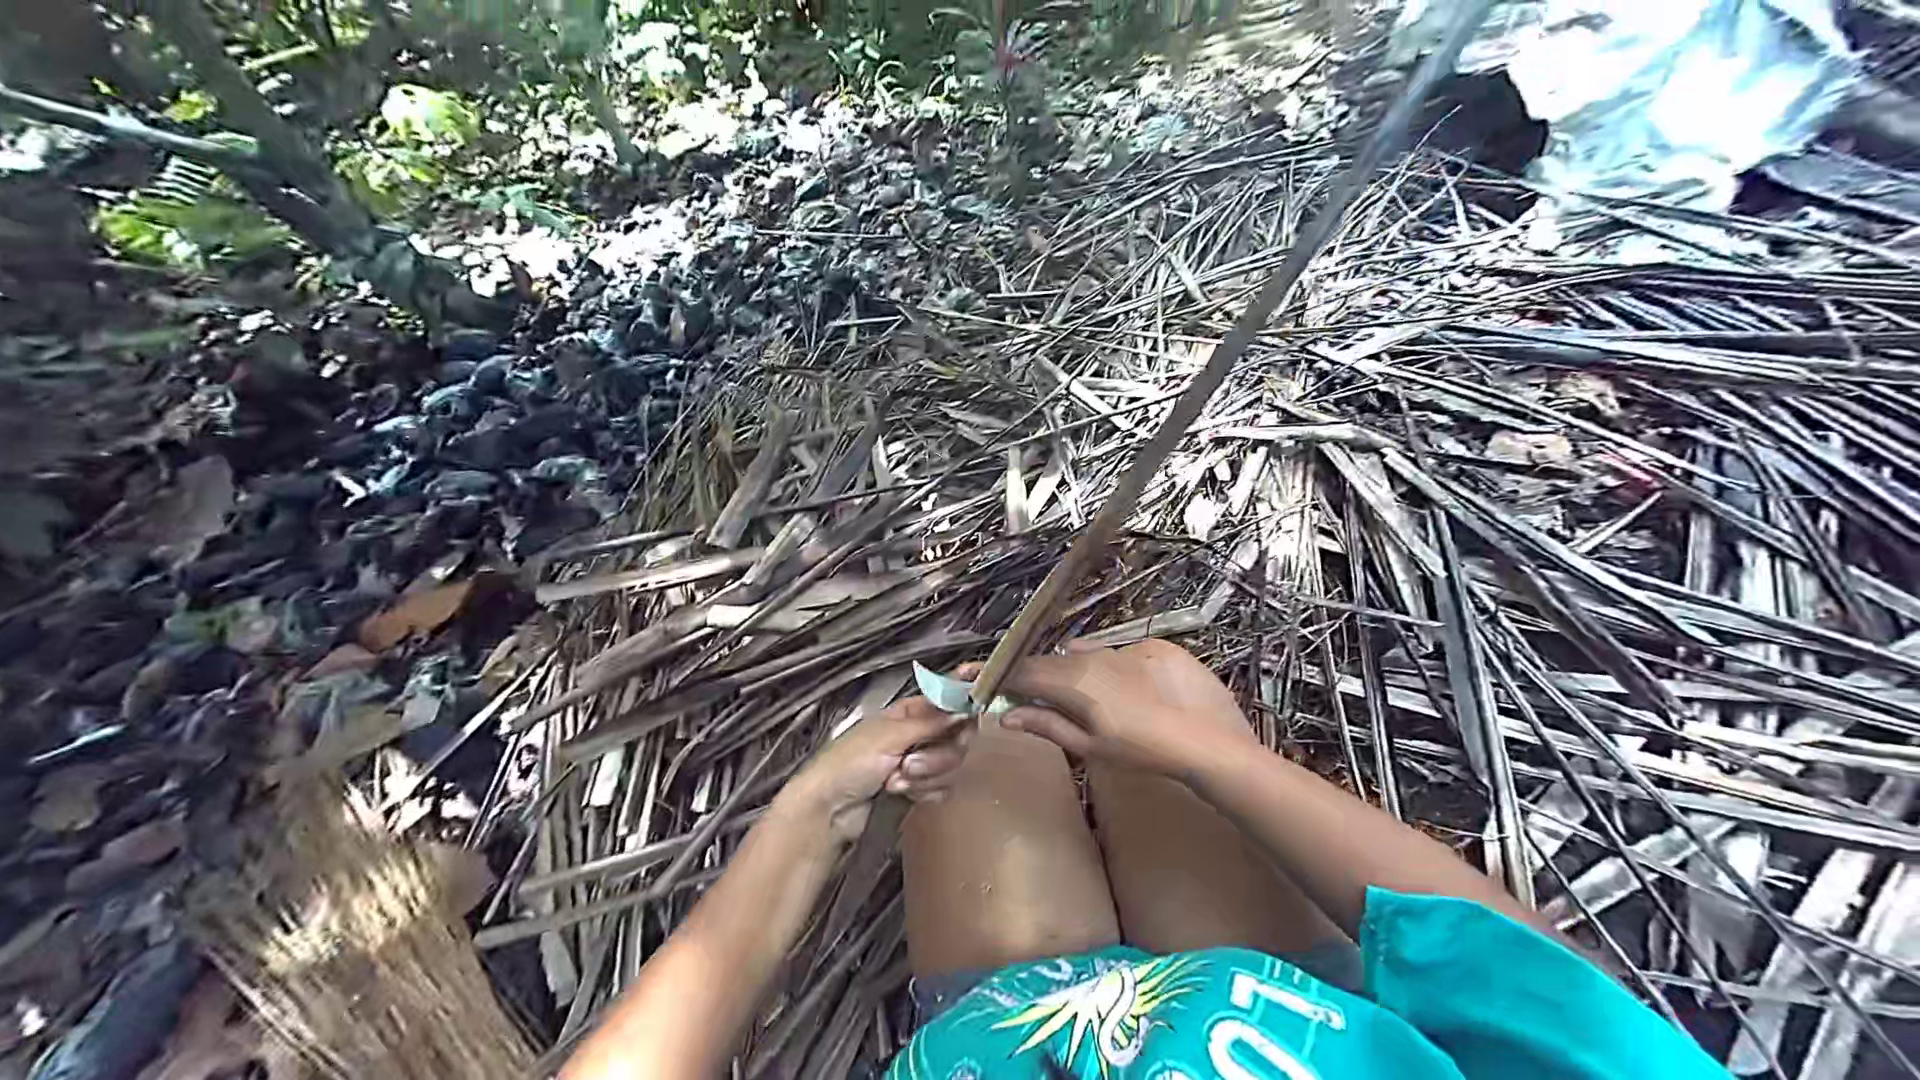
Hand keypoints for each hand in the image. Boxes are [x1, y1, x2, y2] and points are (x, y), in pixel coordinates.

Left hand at [780, 696, 973, 843]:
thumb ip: (931, 723)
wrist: (830, 809)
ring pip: (951, 764)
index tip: (972, 713)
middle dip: (937, 755)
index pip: (948, 701)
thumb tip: (965, 708)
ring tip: (895, 781)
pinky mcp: (921, 788)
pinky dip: (925, 792)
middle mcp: (919, 733)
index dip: (962, 705)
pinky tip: (902, 794)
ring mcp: (921, 761)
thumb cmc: (850, 762)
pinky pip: (944, 787)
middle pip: (957, 737)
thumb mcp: (890, 736)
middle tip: (909, 763)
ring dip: (925, 776)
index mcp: (910, 712)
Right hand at [998, 640, 1257, 778]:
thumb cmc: (1144, 751)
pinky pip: (1115, 652)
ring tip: (1079, 697)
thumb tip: (1005, 716)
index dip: (998, 676)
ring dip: (1069, 671)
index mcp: (1072, 680)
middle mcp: (1092, 655)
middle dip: (1033, 676)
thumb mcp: (1090, 747)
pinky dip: (1105, 667)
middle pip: (1049, 661)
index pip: (1023, 672)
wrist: (1208, 741)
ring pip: (1082, 654)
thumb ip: (1046, 725)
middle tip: (1024, 695)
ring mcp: (1122, 647)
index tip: (977, 679)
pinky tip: (1121, 690)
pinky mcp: (1150, 645)